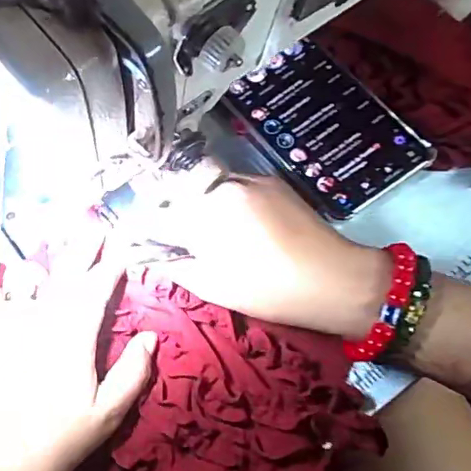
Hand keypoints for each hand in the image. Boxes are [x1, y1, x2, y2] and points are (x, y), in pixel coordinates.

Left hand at [0, 236, 157, 470]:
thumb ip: (133, 373)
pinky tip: (11, 274)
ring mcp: (6, 325)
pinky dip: (4, 279)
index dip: (111, 267)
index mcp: (72, 336)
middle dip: (81, 247)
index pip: (96, 289)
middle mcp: (38, 320)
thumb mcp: (106, 416)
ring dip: (47, 257)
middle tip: (94, 225)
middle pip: (63, 272)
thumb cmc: (56, 444)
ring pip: (27, 277)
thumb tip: (150, 337)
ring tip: (58, 242)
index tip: (122, 250)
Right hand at [122, 160, 389, 337]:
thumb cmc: (271, 290)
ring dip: (198, 203)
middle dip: (169, 206)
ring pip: (208, 184)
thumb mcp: (213, 284)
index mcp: (209, 209)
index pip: (159, 208)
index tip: (134, 233)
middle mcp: (227, 183)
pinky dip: (225, 201)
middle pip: (182, 187)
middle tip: (171, 234)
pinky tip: (237, 227)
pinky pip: (235, 186)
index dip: (143, 221)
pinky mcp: (273, 181)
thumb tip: (140, 253)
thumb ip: (172, 263)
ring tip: (207, 233)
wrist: (337, 280)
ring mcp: (253, 179)